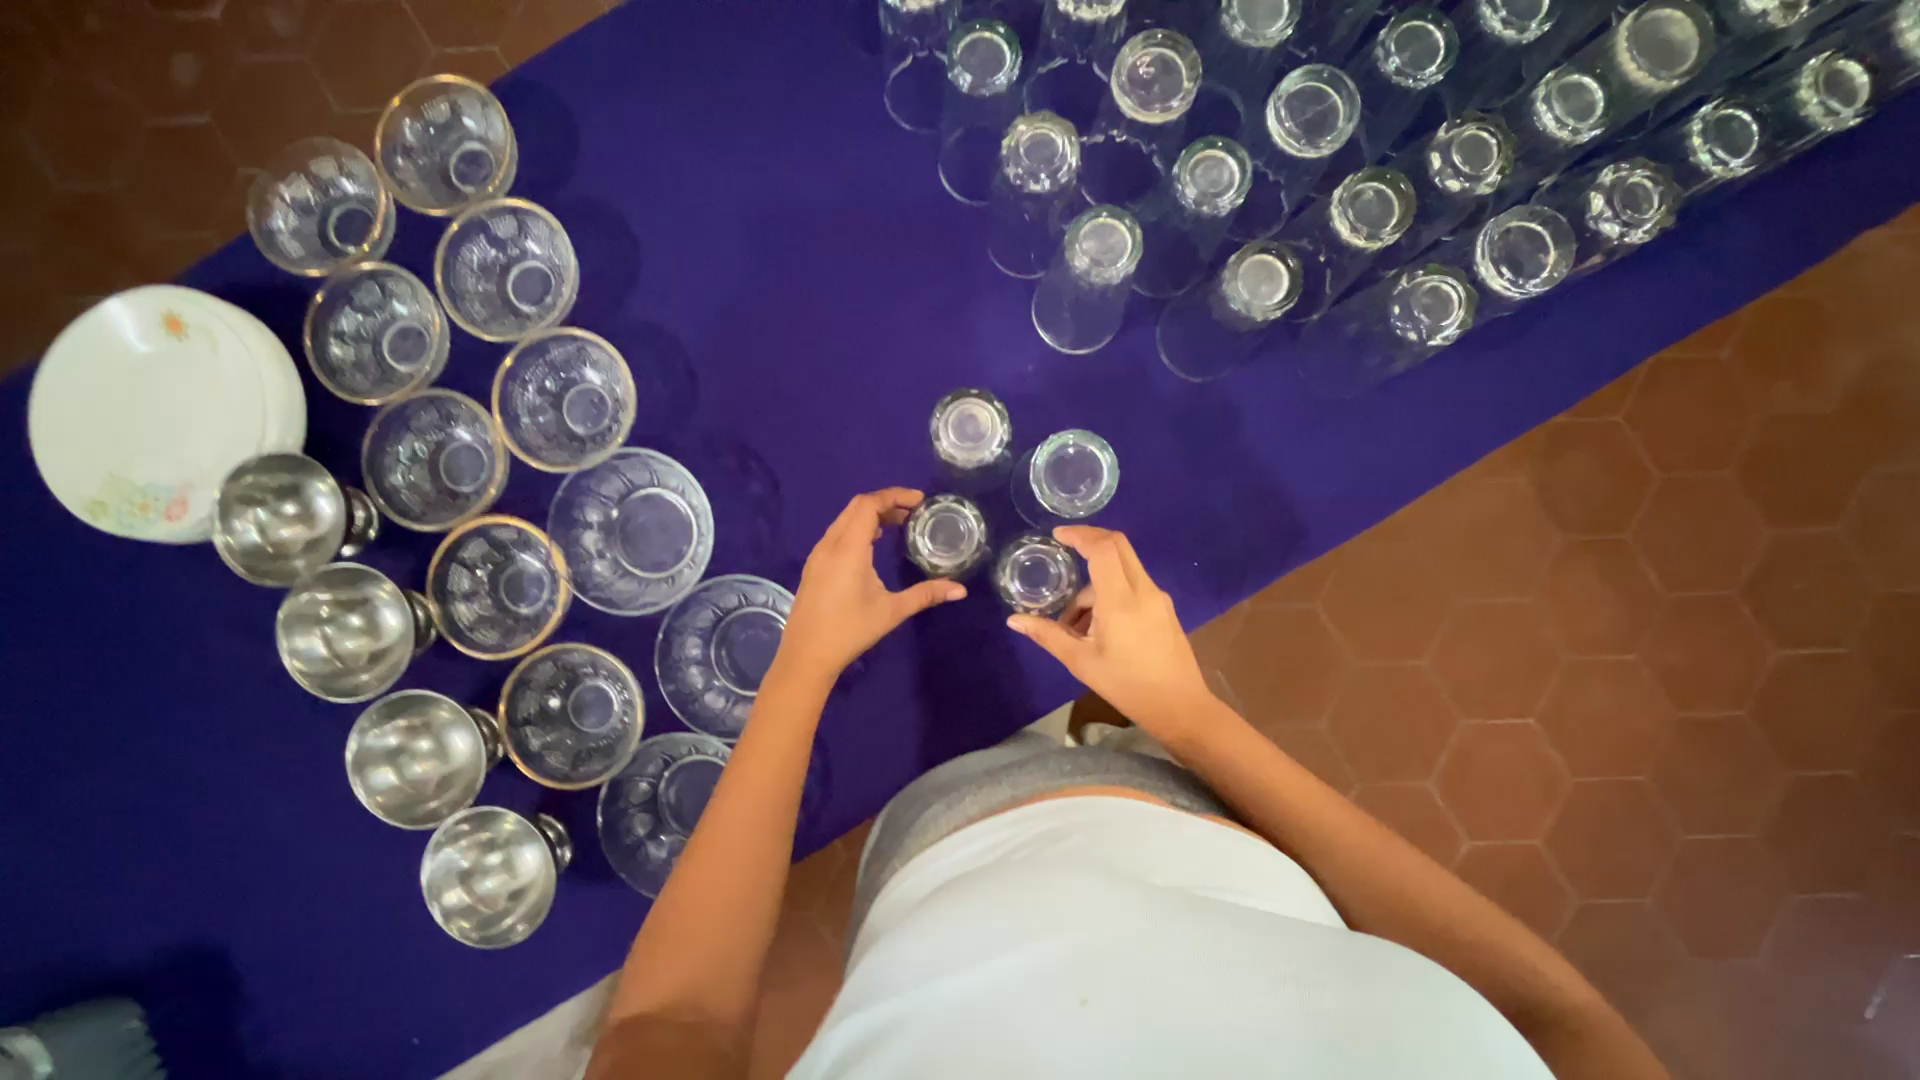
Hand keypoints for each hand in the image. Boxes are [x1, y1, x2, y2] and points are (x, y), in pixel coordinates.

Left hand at [775, 488, 965, 684]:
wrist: (805, 655)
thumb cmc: (849, 630)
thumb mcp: (892, 611)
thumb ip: (926, 595)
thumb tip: (960, 590)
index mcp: (848, 548)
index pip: (869, 505)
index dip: (894, 495)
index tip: (919, 501)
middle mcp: (830, 544)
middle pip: (857, 507)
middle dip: (885, 503)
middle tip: (913, 512)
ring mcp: (818, 554)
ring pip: (845, 519)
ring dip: (871, 516)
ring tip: (898, 525)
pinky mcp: (814, 566)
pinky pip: (837, 534)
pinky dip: (858, 528)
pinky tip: (873, 544)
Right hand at [1006, 525, 1215, 739]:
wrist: (1180, 706)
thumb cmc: (1127, 685)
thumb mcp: (1081, 662)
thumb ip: (1047, 635)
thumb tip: (1014, 619)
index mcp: (1121, 600)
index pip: (1103, 549)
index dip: (1080, 535)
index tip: (1058, 535)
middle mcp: (1143, 590)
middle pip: (1118, 546)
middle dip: (1090, 542)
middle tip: (1065, 549)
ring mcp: (1158, 598)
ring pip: (1123, 569)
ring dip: (1096, 581)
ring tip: (1075, 623)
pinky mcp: (1165, 609)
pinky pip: (1134, 585)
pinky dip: (1111, 592)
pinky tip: (1098, 626)